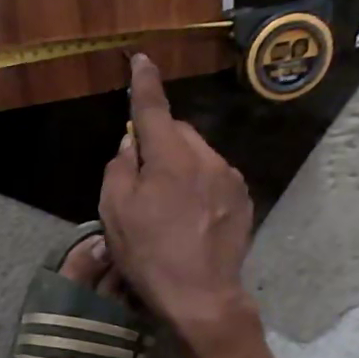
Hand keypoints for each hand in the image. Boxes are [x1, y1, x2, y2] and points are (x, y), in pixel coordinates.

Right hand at [99, 53, 253, 335]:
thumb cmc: (150, 254)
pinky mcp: (243, 199)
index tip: (141, 59)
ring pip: (198, 154)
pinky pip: (215, 176)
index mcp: (171, 156)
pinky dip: (199, 183)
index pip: (153, 108)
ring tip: (168, 204)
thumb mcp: (115, 211)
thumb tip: (131, 144)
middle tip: (142, 176)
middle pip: (178, 132)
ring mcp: (230, 178)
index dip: (143, 82)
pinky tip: (190, 215)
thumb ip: (120, 167)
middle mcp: (206, 158)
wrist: (202, 297)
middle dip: (159, 141)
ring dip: (180, 164)